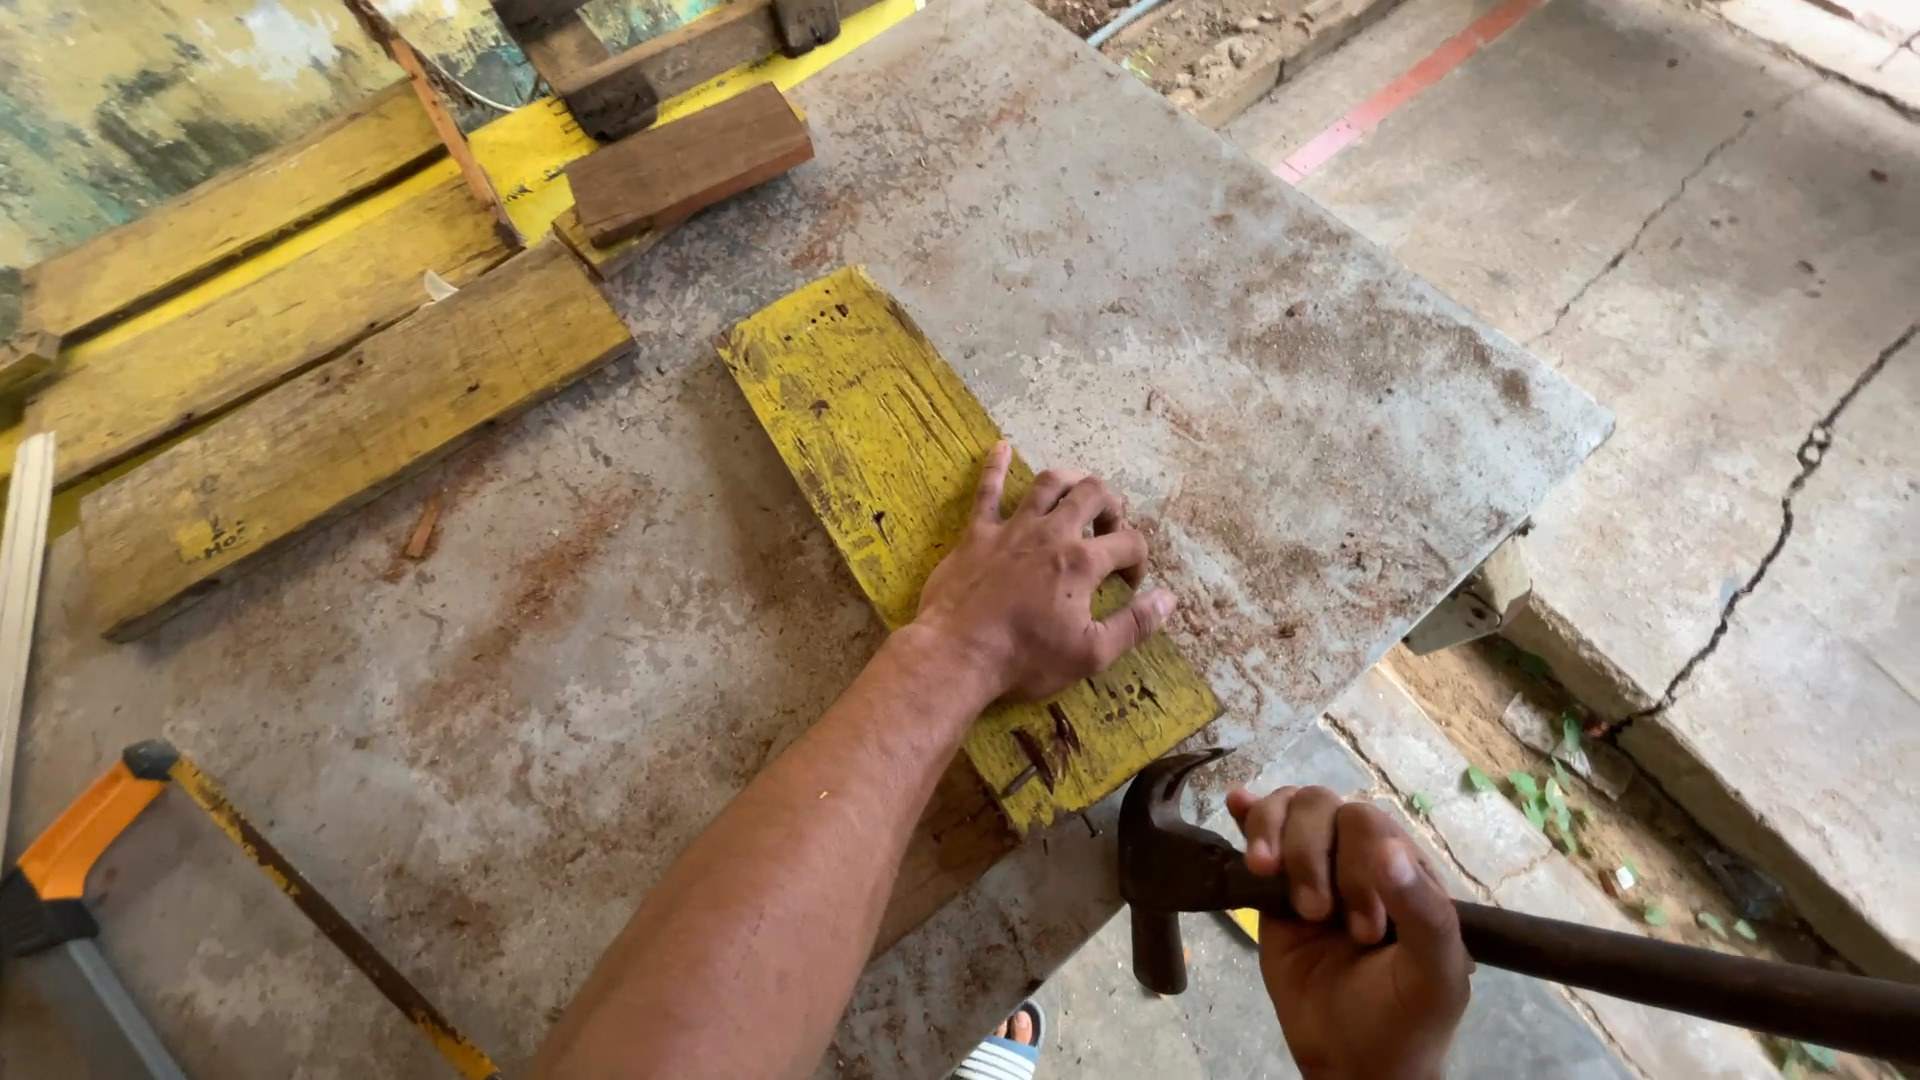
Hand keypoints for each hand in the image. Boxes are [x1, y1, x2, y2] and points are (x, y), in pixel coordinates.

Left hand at [910, 441, 1176, 702]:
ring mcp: (1012, 528)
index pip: (1129, 542)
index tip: (1129, 584)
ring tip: (1079, 490)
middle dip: (1112, 507)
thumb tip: (1169, 600)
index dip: (1138, 560)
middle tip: (1109, 531)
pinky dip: (996, 467)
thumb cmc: (1024, 658)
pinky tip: (1001, 447)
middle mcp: (1051, 533)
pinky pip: (987, 490)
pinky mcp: (977, 533)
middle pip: (1093, 495)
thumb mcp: (1091, 654)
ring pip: (1048, 483)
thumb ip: (1134, 625)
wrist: (956, 653)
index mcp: (1082, 563)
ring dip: (1070, 480)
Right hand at [1227, 786, 1471, 1079]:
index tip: (1361, 929)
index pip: (1368, 822)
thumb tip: (1388, 849)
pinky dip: (1246, 811)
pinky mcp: (1270, 881)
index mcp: (1403, 868)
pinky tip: (1235, 802)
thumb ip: (1424, 912)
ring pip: (1285, 806)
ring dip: (1271, 833)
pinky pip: (1255, 827)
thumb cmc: (1403, 1019)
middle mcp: (1355, 853)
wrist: (1347, 1060)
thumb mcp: (1433, 976)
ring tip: (1265, 874)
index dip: (1357, 863)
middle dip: (1309, 854)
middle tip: (1317, 914)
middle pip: (1319, 805)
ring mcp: (1310, 862)